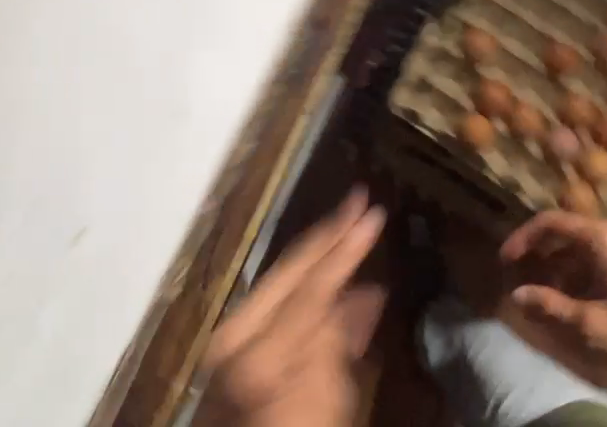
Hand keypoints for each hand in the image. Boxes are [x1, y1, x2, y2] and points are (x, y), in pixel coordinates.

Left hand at [197, 190, 386, 426]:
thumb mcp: (319, 409)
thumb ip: (333, 348)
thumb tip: (362, 294)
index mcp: (254, 346)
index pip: (310, 283)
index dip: (344, 244)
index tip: (371, 209)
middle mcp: (238, 337)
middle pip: (290, 276)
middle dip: (327, 239)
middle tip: (359, 201)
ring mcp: (234, 351)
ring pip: (285, 292)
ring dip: (322, 264)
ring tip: (352, 235)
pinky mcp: (239, 366)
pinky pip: (280, 317)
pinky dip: (310, 299)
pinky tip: (338, 294)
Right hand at [501, 211, 606, 424]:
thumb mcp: (594, 326)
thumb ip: (551, 306)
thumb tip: (516, 294)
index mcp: (606, 238)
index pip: (552, 221)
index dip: (524, 237)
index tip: (504, 260)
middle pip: (569, 234)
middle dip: (542, 254)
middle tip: (520, 278)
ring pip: (586, 252)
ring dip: (561, 270)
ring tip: (543, 297)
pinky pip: (603, 266)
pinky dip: (582, 280)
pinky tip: (574, 306)